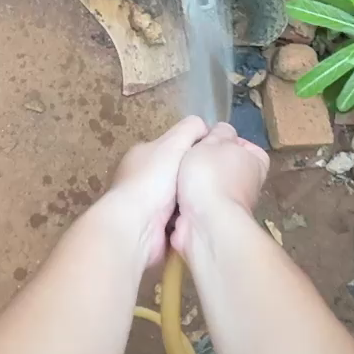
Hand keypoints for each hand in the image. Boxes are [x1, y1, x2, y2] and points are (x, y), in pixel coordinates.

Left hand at [95, 116, 211, 267]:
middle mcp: (144, 177)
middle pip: (179, 171)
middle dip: (195, 175)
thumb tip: (206, 126)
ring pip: (182, 196)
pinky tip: (202, 217)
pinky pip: (180, 219)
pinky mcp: (156, 227)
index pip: (174, 145)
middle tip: (217, 180)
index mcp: (144, 154)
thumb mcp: (172, 145)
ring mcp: (149, 203)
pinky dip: (189, 218)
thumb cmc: (153, 180)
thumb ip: (189, 130)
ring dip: (194, 198)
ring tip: (213, 200)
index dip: (193, 147)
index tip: (213, 154)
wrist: (136, 226)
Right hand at [171, 123, 269, 260]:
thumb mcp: (214, 141)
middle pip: (224, 167)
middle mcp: (247, 185)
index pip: (246, 147)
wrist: (206, 222)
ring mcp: (229, 207)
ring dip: (193, 185)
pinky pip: (197, 206)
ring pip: (208, 188)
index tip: (207, 141)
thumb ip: (219, 133)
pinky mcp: (212, 223)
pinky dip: (186, 203)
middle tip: (185, 157)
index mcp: (255, 163)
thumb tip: (224, 131)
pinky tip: (173, 196)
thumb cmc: (211, 175)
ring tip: (174, 175)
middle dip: (205, 165)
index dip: (226, 141)